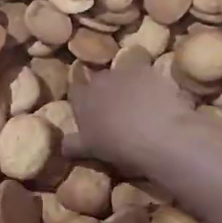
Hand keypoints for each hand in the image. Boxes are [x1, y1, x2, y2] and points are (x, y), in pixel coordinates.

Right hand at [67, 62, 204, 170]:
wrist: (159, 136)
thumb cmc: (118, 146)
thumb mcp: (89, 150)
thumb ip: (73, 145)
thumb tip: (63, 146)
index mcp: (83, 97)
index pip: (75, 91)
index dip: (82, 102)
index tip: (90, 115)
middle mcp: (101, 79)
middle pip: (99, 82)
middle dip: (105, 94)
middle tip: (115, 113)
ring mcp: (126, 72)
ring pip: (122, 77)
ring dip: (126, 88)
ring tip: (139, 108)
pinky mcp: (150, 71)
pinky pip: (146, 76)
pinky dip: (149, 86)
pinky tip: (157, 102)